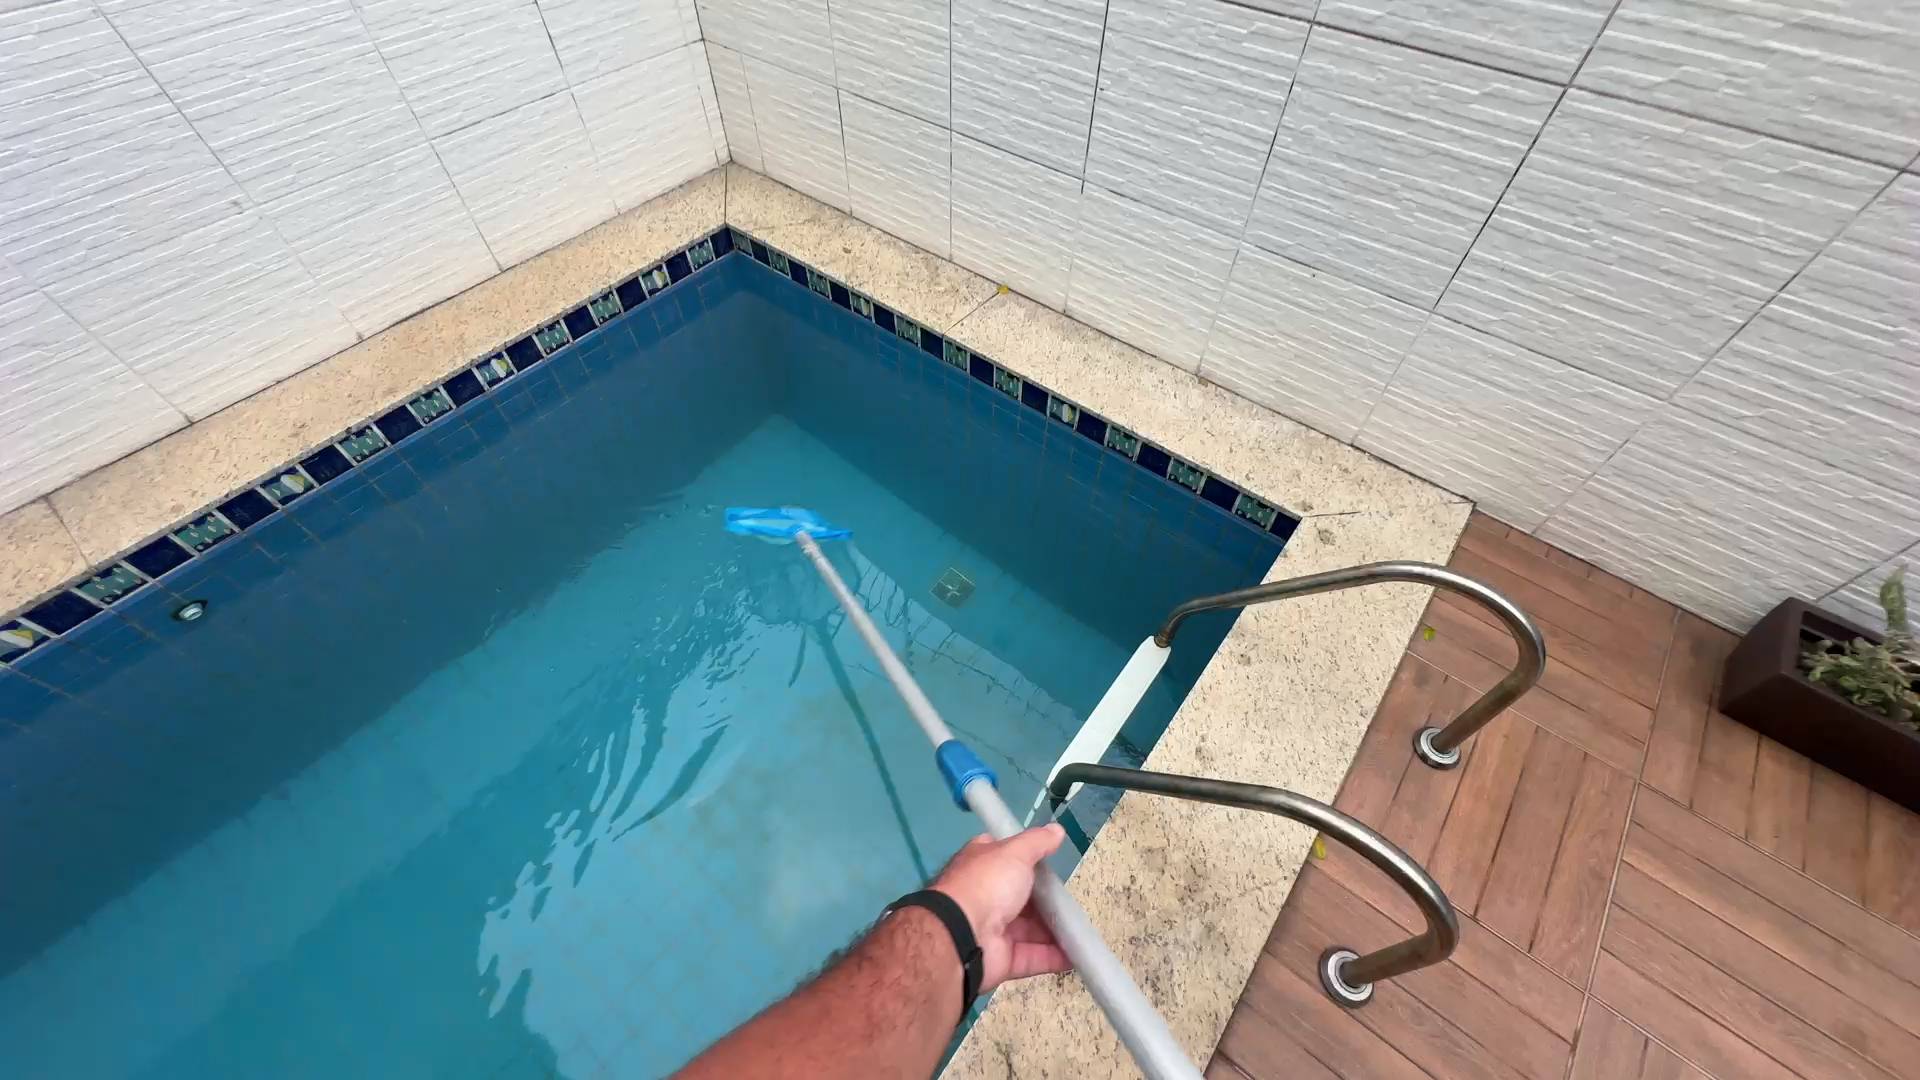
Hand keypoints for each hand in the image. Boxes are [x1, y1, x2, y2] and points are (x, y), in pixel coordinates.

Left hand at [930, 825, 1072, 992]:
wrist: (963, 934)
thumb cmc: (988, 882)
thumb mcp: (1015, 852)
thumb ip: (1037, 842)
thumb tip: (1057, 829)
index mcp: (983, 863)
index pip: (1005, 856)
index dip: (1027, 858)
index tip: (1051, 862)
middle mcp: (987, 894)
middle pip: (1022, 896)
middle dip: (1046, 899)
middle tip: (1072, 901)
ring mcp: (994, 928)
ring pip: (1030, 928)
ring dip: (1054, 929)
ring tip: (1081, 929)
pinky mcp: (1003, 958)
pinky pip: (1032, 956)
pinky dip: (1053, 957)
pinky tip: (1076, 954)